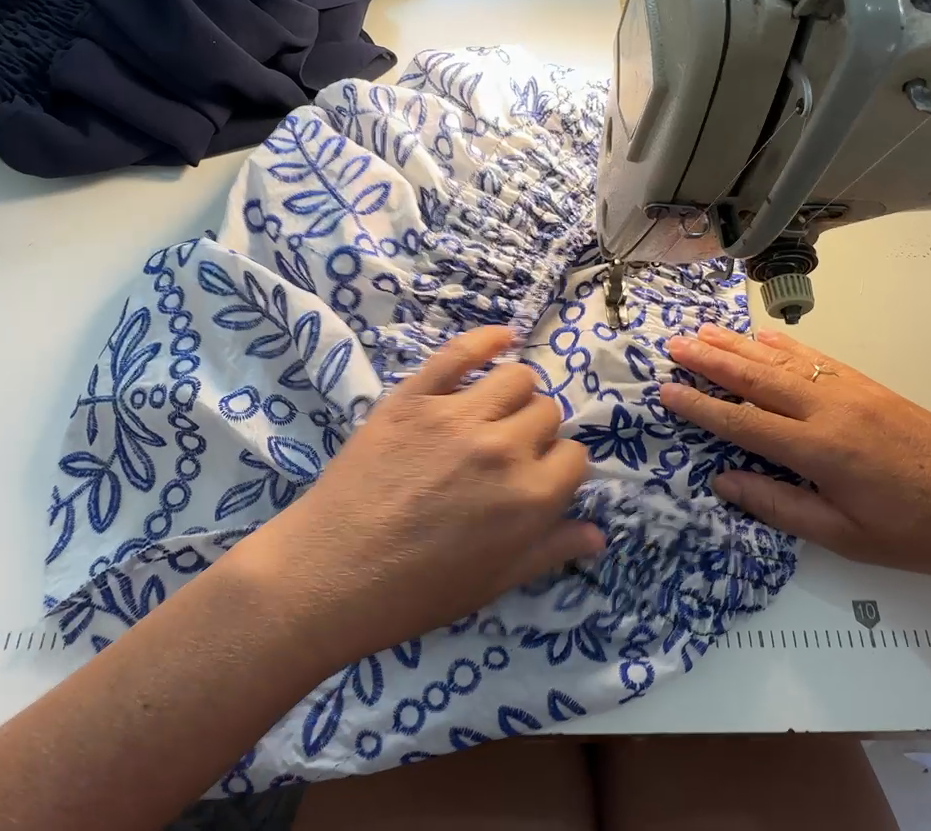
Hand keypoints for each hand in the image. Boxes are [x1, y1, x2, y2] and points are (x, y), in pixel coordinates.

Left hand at [237, 327, 604, 664]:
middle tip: (507, 452)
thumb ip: (550, 550)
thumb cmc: (416, 591)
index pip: (575, 457)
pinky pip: (461, 352)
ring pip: (516, 378)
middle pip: (548, 413)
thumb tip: (598, 533)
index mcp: (531, 499)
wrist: (331, 572)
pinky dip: (487, 340)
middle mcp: (504, 449)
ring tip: (495, 410)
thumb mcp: (495, 582)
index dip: (560, 467)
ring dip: (515, 393)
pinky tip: (500, 339)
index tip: (539, 477)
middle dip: (537, 432)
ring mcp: (457, 416)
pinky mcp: (415, 397)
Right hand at [660, 325, 930, 590]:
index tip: (665, 391)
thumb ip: (779, 506)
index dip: (701, 407)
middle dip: (712, 361)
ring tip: (705, 331)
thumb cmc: (917, 536)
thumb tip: (724, 481)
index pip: (745, 423)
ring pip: (785, 361)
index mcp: (821, 451)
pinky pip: (820, 359)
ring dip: (741, 345)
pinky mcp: (874, 387)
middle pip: (759, 378)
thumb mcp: (844, 537)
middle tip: (674, 345)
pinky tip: (766, 336)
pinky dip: (787, 345)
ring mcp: (855, 392)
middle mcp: (832, 410)